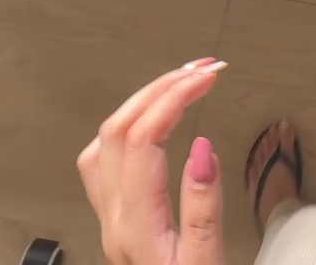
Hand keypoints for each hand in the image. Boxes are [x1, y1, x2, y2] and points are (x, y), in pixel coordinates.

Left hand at [78, 58, 228, 264]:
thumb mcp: (206, 263)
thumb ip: (203, 207)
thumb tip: (201, 147)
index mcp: (134, 227)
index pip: (143, 138)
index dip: (175, 97)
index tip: (210, 77)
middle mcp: (112, 218)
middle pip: (119, 128)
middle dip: (162, 87)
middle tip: (204, 69)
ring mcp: (108, 218)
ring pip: (106, 139)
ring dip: (143, 99)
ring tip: (183, 81)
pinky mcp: (115, 219)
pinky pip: (105, 158)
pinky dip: (130, 123)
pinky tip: (154, 117)